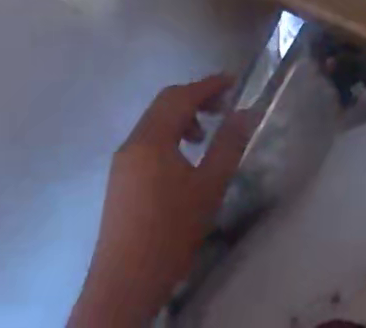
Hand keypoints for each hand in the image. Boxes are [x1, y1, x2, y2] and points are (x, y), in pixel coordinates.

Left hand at [72, 74, 252, 327]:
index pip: (181, 96)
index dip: (209, 85)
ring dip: (182, 116)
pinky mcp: (120, 180)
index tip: (234, 81)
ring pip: (154, 122)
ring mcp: (122, 162)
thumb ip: (228, 144)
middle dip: (195, 97)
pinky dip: (169, 134)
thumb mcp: (209, 186)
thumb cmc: (170, 232)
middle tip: (224, 105)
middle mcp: (133, 143)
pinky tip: (185, 158)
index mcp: (152, 139)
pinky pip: (147, 140)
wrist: (124, 285)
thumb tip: (245, 112)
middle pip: (164, 103)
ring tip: (206, 134)